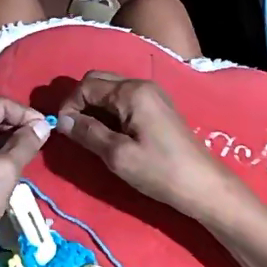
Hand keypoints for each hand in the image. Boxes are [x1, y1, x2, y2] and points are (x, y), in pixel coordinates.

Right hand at [55, 73, 253, 222]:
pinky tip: (108, 134)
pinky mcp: (158, 108)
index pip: (87, 85)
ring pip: (111, 90)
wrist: (203, 185)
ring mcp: (152, 95)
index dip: (69, 105)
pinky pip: (124, 100)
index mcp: (132, 92)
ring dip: (94, 107)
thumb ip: (88, 133)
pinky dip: (110, 111)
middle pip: (98, 81)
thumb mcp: (118, 156)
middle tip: (73, 131)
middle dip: (80, 102)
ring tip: (88, 135)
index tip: (64, 131)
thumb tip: (62, 120)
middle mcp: (142, 85)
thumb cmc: (160, 171)